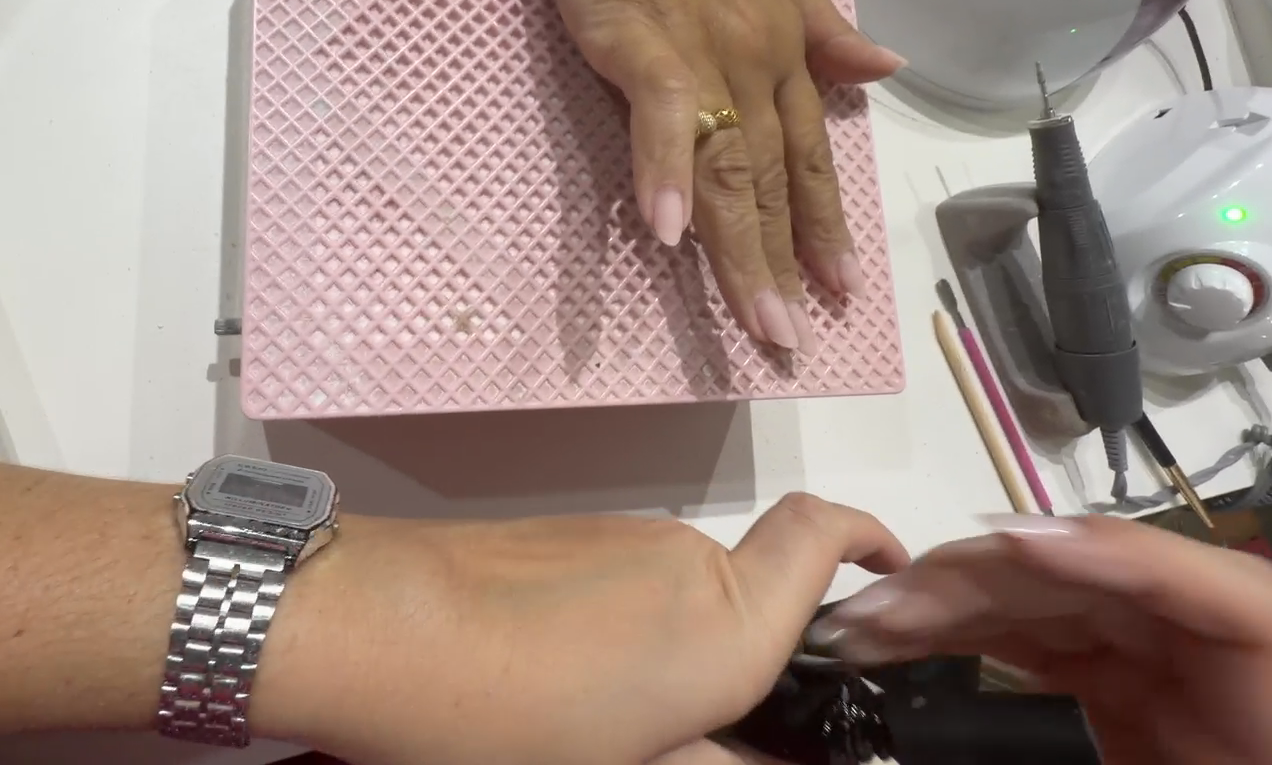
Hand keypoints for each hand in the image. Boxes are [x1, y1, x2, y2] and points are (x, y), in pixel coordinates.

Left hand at [254, 493, 907, 763]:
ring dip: (663, 651)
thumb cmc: (504, 722)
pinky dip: (616, 626)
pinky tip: (552, 674)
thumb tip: (739, 747)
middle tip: (680, 731)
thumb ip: (701, 755)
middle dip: (734, 659)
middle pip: (740, 595)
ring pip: (673, 593)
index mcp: (716, 625)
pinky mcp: (563, 528)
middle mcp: (677, 558)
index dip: (866, 539)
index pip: (817, 538)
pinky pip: (620, 577)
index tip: (888, 568)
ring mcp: (613, 532)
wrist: (383, 624)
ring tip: (595, 716)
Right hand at [535, 0, 903, 350]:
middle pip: (775, 178)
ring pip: (733, 165)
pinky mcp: (643, 42)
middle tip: (793, 338)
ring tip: (759, 321)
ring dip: (744, 249)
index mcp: (782, 47)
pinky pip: (664, 119)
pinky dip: (668, 176)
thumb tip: (882, 69)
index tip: (839, 288)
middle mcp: (759, 60)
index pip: (810, 154)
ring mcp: (705, 53)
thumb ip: (825, 26)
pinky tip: (669, 235)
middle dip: (786, 263)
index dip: (822, 223)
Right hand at [804, 514, 1271, 764]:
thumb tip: (951, 728)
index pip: (1244, 608)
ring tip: (865, 619)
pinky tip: (891, 631)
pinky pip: (1018, 634)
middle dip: (976, 581)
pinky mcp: (1102, 687)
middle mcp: (1216, 684)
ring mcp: (1155, 678)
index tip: (1012, 544)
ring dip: (940, 600)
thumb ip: (1053, 754)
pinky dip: (949, 629)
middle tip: (887, 602)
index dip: (1128, 556)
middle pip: (1098, 585)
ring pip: (1039, 598)